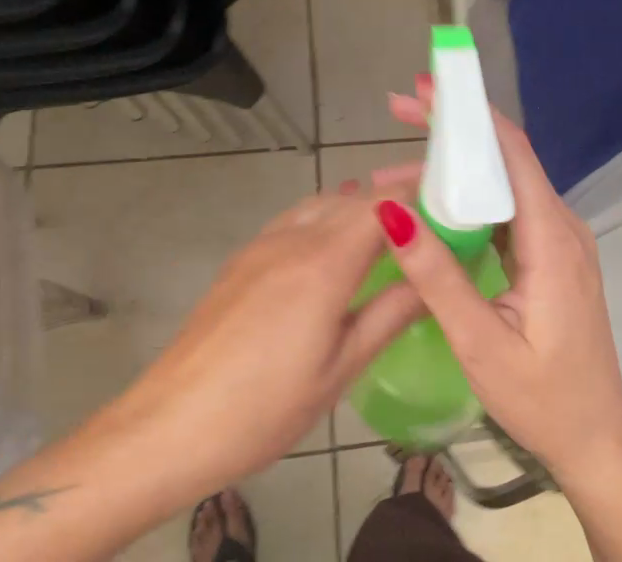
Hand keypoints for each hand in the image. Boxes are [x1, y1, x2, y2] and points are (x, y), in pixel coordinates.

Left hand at [90, 189, 424, 493]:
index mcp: (324, 263)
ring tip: (387, 230)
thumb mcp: (340, 370)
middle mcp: (293, 238)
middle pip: (352, 198)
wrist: (172, 425)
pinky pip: (294, 219)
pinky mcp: (241, 260)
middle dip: (392, 199)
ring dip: (356, 207)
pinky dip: (323, 218)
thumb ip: (390, 315)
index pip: (381, 204)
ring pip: (320, 203)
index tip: (449, 208)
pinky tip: (332, 244)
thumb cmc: (265, 408)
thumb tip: (433, 280)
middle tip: (429, 222)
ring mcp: (261, 245)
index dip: (417, 196)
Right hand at [378, 79, 621, 475]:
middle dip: (450, 131)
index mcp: (552, 239)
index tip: (424, 89)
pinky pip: (507, 212)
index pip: (511, 153)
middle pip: (504, 159)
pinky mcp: (551, 258)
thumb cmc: (542, 398)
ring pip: (503, 185)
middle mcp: (562, 227)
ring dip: (453, 168)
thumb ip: (437, 276)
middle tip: (396, 112)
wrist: (596, 439)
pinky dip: (467, 200)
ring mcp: (559, 242)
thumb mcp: (479, 342)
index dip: (468, 113)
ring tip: (392, 168)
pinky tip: (430, 206)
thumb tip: (391, 212)